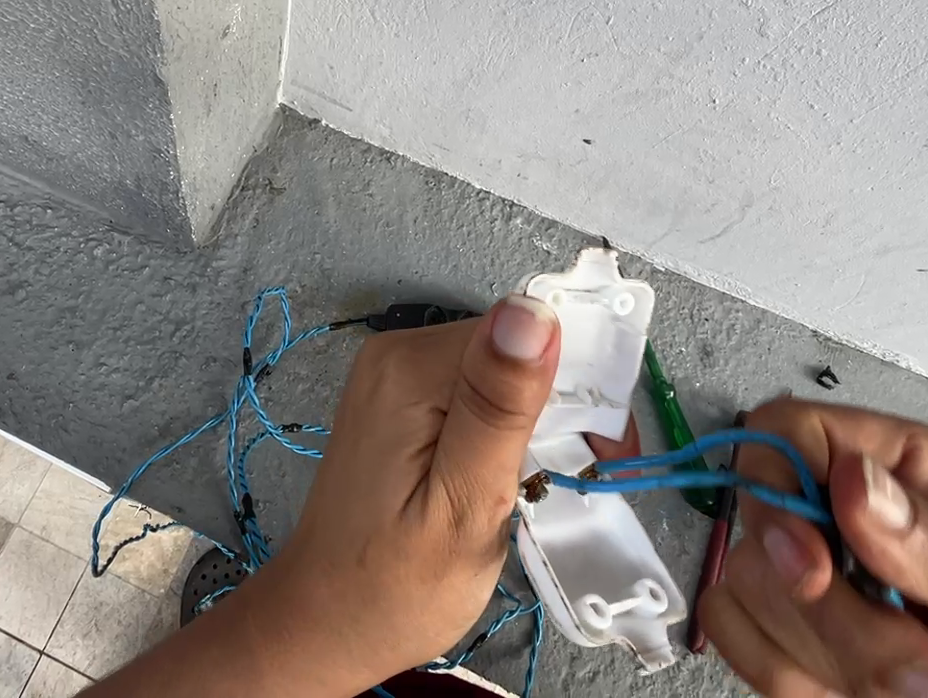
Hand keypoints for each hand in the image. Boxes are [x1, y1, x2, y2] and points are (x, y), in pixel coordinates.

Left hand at [242, 295, 561, 692]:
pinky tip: (501, 471)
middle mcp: (398, 352)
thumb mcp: (463, 504)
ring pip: (497, 368)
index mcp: (411, 367)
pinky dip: (501, 427)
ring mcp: (394, 373)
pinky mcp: (399, 397)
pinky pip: (471, 389)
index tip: (602, 451)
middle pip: (510, 347)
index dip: (575, 385)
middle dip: (558, 405)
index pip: (522, 334)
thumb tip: (531, 308)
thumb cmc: (397, 585)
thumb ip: (497, 405)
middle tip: (569, 479)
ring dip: (533, 420)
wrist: (326, 620)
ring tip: (534, 485)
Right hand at [701, 399, 927, 696]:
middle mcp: (848, 513)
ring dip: (826, 660)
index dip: (774, 482)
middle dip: (831, 614)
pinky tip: (856, 697)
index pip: (788, 430)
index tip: (812, 567)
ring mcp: (817, 576)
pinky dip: (786, 677)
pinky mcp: (793, 633)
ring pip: (743, 583)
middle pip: (760, 521)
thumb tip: (852, 480)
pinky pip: (734, 632)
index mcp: (914, 475)